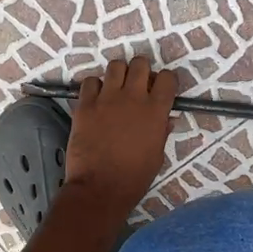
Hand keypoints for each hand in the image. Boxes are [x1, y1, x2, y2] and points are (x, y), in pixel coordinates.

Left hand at [61, 55, 178, 219]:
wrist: (100, 187)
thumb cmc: (134, 177)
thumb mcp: (157, 155)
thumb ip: (161, 131)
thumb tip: (166, 118)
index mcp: (155, 111)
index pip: (167, 78)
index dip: (165, 80)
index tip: (160, 88)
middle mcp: (133, 98)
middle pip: (140, 64)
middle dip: (141, 70)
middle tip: (137, 84)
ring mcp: (107, 99)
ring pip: (115, 66)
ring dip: (118, 74)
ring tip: (115, 88)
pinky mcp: (85, 105)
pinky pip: (90, 82)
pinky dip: (94, 87)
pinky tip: (96, 99)